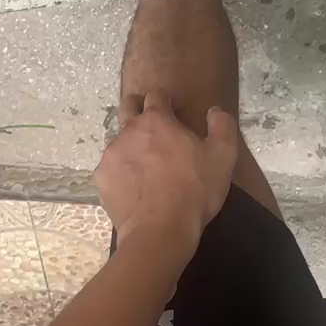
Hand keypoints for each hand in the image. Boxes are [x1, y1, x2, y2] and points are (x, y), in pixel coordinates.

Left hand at [95, 92, 238, 253]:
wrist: (160, 231)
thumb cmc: (194, 190)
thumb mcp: (223, 156)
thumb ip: (221, 125)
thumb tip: (214, 110)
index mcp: (157, 120)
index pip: (157, 94)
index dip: (168, 99)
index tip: (177, 111)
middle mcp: (128, 130)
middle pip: (128, 105)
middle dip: (139, 107)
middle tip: (155, 125)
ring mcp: (111, 155)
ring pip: (118, 139)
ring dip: (131, 143)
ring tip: (146, 164)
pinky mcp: (101, 179)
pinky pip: (111, 167)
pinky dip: (122, 170)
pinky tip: (134, 187)